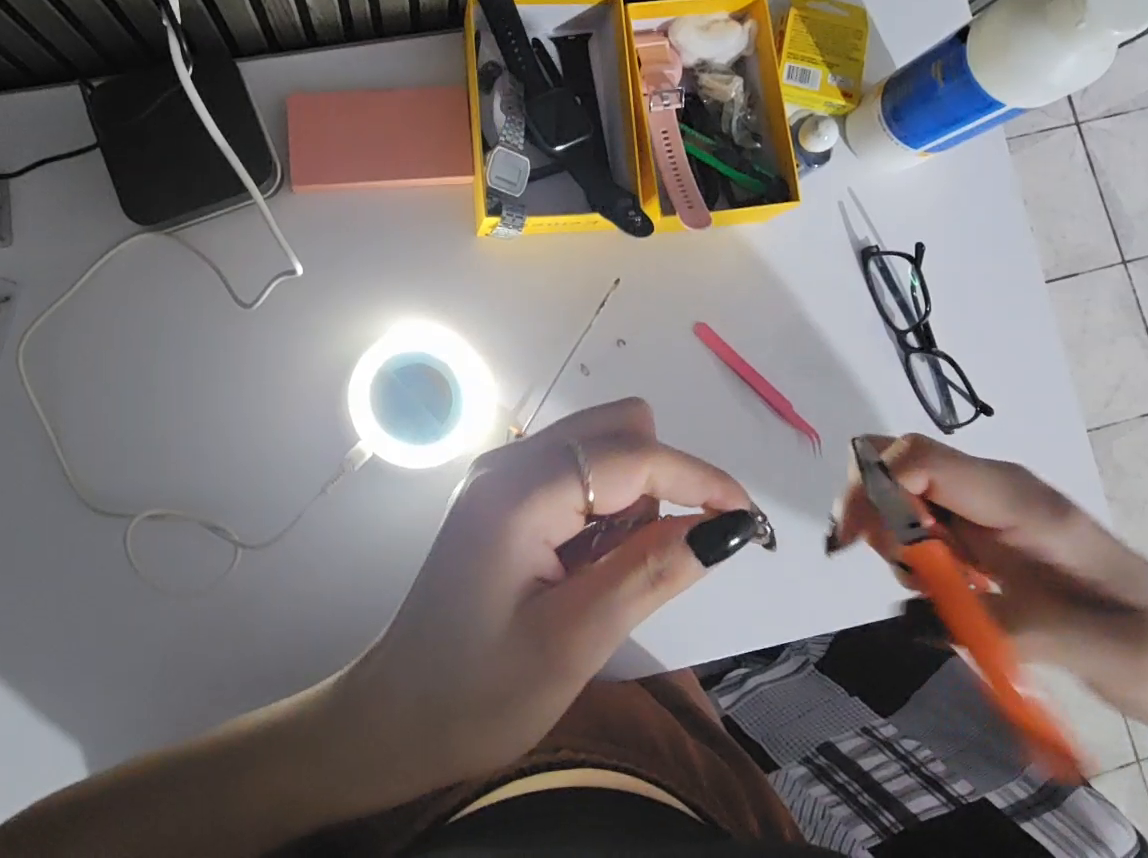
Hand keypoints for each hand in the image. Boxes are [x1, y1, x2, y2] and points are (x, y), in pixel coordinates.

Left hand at [331, 398, 757, 791]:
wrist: (398, 717)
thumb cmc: (479, 695)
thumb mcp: (575, 641)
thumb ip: (652, 573)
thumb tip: (728, 525)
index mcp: (516, 494)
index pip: (631, 456)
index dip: (699, 479)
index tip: (749, 520)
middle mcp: (504, 465)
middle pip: (613, 429)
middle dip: (659, 482)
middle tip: (657, 560)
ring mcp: (497, 478)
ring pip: (597, 448)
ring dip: (630, 497)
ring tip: (608, 576)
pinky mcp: (499, 498)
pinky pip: (573, 474)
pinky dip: (602, 508)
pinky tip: (584, 566)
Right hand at [832, 434, 1147, 733]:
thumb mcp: (1103, 651)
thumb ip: (1011, 627)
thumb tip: (916, 619)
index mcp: (1024, 503)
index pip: (922, 459)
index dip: (875, 487)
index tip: (858, 544)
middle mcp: (996, 495)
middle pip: (897, 463)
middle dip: (869, 506)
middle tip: (887, 563)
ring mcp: (987, 517)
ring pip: (899, 493)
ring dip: (888, 537)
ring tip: (931, 590)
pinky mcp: (982, 542)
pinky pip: (916, 526)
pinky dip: (906, 555)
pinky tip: (941, 593)